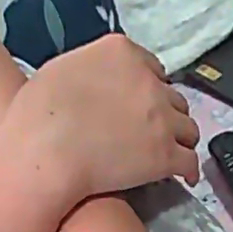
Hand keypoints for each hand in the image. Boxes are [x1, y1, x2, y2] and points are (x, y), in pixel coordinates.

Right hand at [4, 35, 200, 197]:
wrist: (49, 149)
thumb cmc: (42, 112)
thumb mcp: (66, 69)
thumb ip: (93, 72)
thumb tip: (98, 89)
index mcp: (122, 52)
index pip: (152, 68)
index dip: (152, 90)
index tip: (146, 106)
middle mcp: (148, 81)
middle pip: (173, 99)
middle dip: (168, 115)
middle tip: (159, 134)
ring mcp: (161, 119)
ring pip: (188, 129)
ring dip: (182, 141)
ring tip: (174, 154)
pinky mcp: (166, 155)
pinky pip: (190, 161)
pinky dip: (190, 170)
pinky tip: (186, 178)